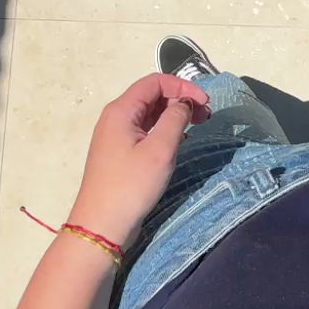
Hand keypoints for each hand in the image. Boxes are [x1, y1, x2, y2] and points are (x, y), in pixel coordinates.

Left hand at [66, 73, 210, 247]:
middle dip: (181, 100)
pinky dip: (165, 129)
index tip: (205, 102)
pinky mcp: (121, 153)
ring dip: (175, 115)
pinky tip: (180, 140)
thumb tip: (185, 103)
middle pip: (152, 95)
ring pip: (150, 113)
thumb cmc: (131, 184)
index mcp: (121, 110)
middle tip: (206, 115)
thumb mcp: (160, 149)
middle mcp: (116, 118)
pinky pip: (146, 130)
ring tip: (197, 126)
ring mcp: (116, 136)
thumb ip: (176, 118)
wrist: (101, 226)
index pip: (155, 82)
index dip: (183, 86)